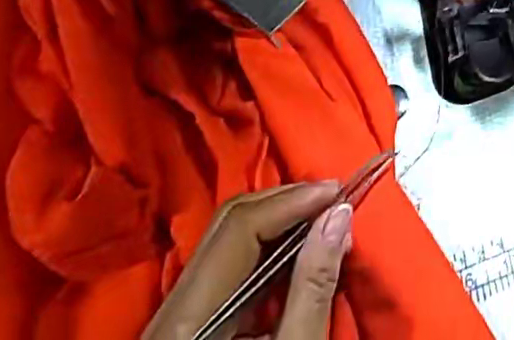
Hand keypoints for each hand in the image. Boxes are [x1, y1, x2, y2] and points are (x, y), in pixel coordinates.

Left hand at [143, 182, 354, 339]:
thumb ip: (314, 287)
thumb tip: (340, 214)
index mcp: (187, 319)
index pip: (240, 227)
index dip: (294, 201)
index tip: (341, 192)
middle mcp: (172, 306)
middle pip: (231, 221)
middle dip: (289, 201)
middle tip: (336, 200)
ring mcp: (175, 313)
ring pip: (228, 235)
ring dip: (282, 218)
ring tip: (325, 217)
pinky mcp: (188, 321)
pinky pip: (228, 260)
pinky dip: (269, 243)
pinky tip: (299, 245)